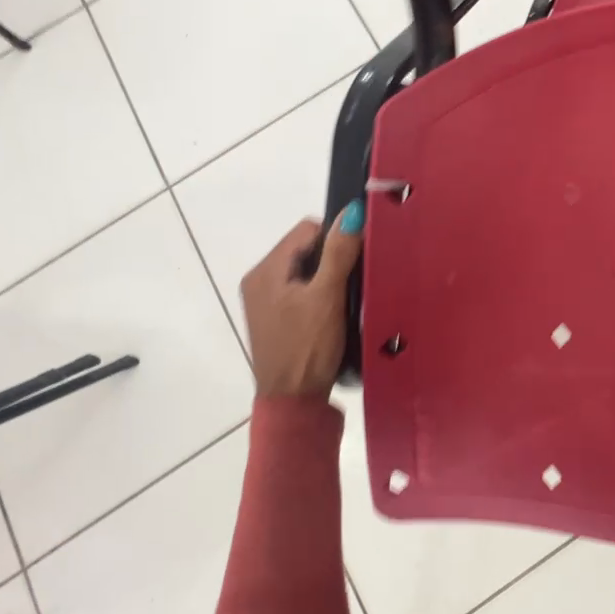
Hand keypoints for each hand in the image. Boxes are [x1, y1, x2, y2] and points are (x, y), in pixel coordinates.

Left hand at [239, 200, 364, 398]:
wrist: (293, 401)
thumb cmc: (308, 347)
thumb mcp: (328, 297)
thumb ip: (339, 252)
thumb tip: (352, 212)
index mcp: (265, 271)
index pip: (308, 230)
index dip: (336, 239)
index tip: (355, 261)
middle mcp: (259, 280)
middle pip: (306, 249)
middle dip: (332, 259)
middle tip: (353, 282)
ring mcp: (265, 301)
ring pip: (306, 269)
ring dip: (328, 277)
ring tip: (345, 299)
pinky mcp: (276, 317)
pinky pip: (302, 289)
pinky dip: (320, 293)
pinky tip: (333, 312)